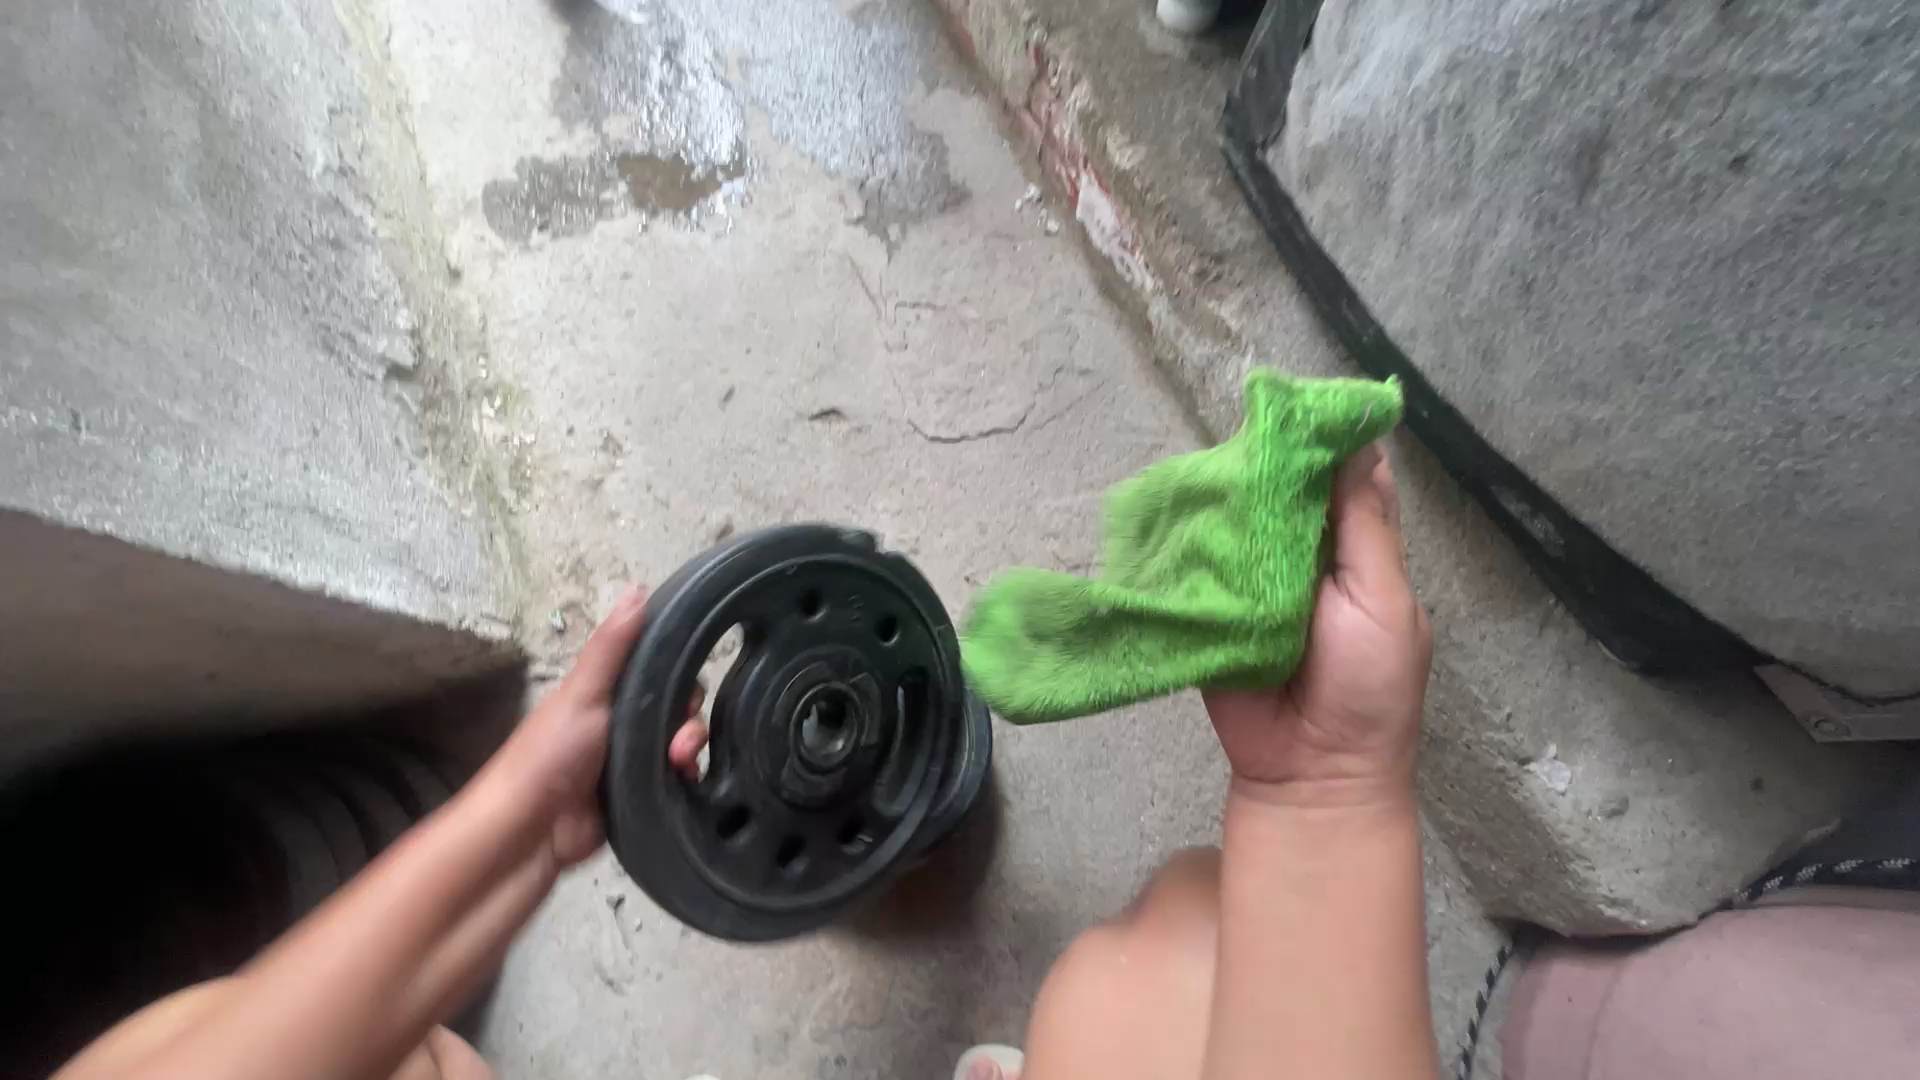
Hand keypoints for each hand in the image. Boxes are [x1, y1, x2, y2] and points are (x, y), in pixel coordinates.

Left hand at [485, 586, 708, 867]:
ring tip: (679, 765)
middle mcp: (625, 722)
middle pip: (681, 707)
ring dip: (690, 750)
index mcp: (610, 693)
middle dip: (690, 720)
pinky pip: (680, 777)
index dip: (682, 675)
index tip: (686, 689)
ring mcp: (634, 759)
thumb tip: (638, 589)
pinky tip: (685, 781)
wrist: (530, 834)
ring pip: (684, 742)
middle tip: (680, 742)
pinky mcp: (642, 792)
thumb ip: (612, 647)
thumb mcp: (583, 693)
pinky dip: (688, 777)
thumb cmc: (550, 755)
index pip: (663, 671)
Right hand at [1204, 442, 1431, 805]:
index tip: (1298, 400)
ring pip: (1237, 525)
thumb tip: (1360, 446)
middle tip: (1238, 423)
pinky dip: (1187, 541)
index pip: (1344, 481)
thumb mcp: (1382, 601)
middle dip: (1264, 465)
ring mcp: (1252, 581)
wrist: (1309, 768)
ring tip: (1200, 462)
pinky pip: (1198, 565)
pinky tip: (1171, 511)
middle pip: (1282, 496)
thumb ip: (1365, 528)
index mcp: (1355, 552)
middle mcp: (1302, 558)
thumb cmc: (1366, 686)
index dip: (1326, 441)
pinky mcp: (1211, 605)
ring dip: (1223, 499)